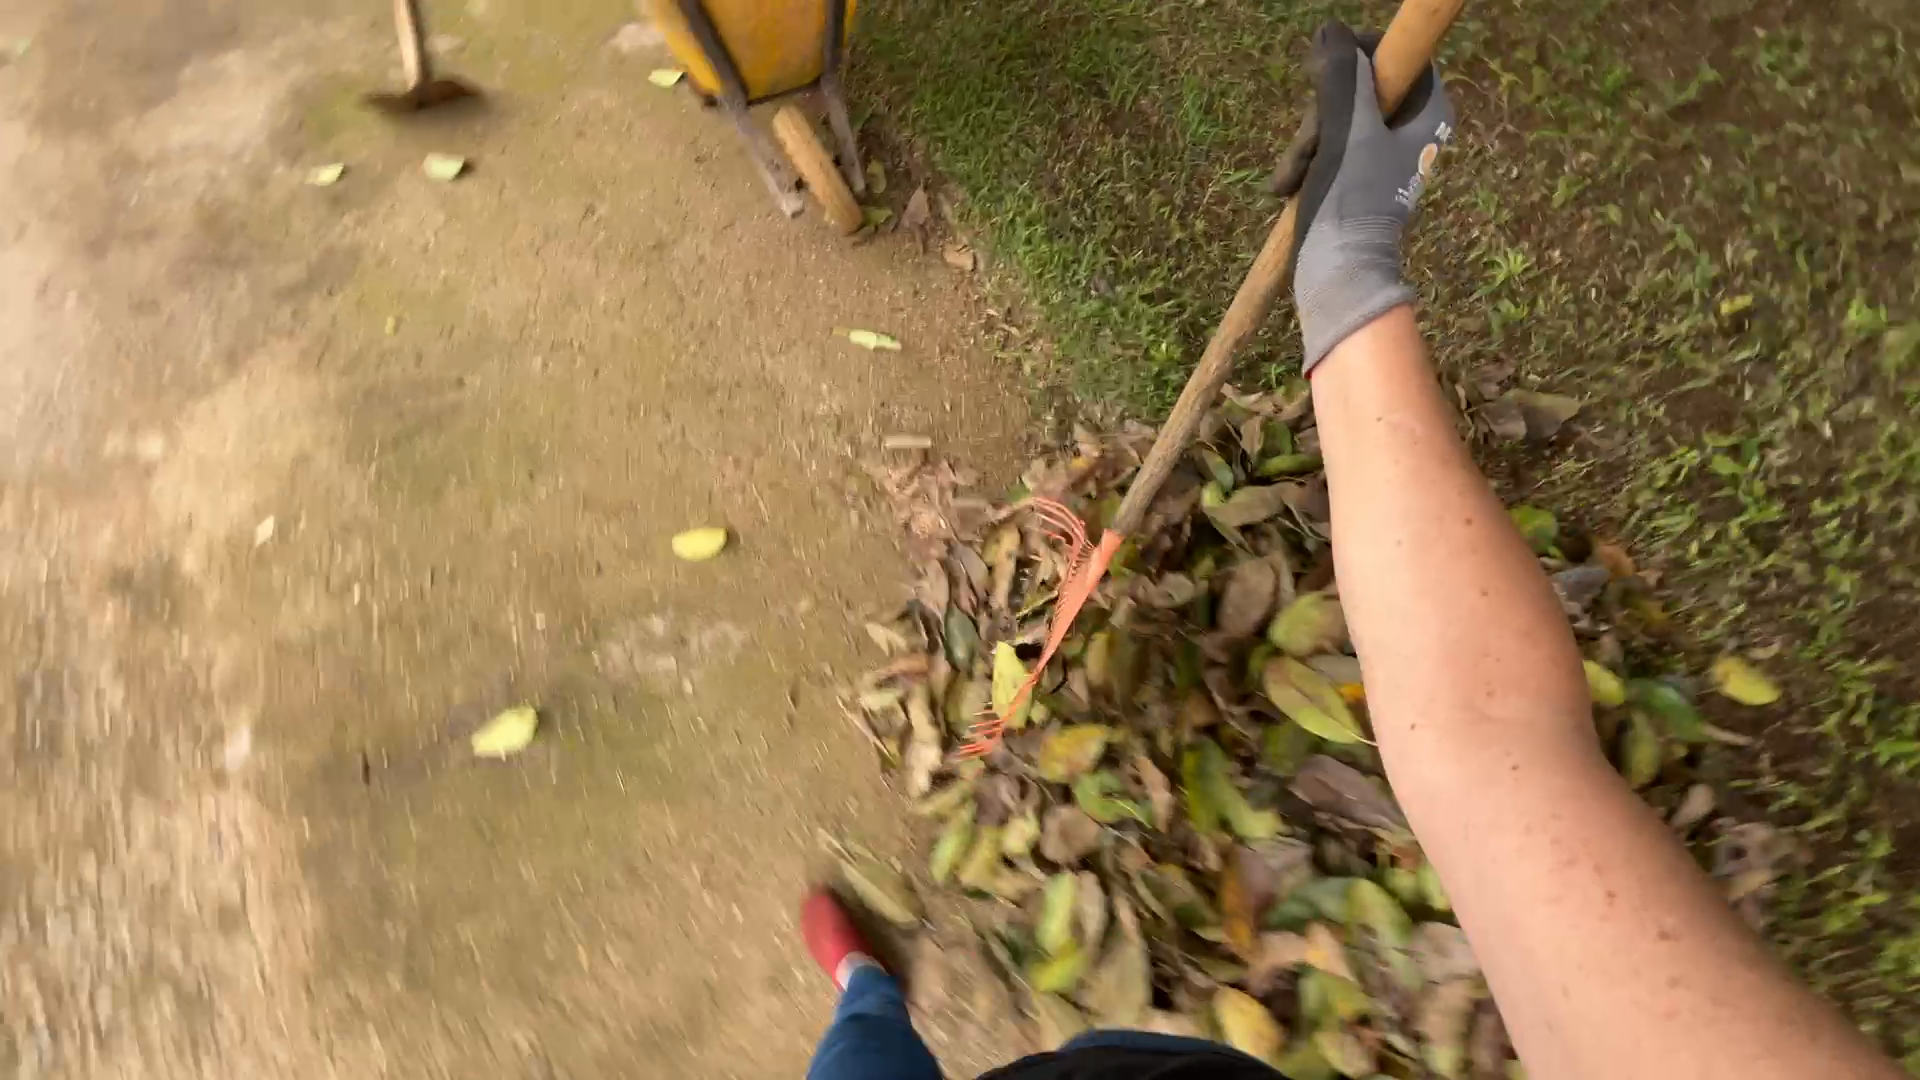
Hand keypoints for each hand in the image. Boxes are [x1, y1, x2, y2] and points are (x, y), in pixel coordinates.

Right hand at [1269, 21, 1454, 372]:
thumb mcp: (1344, 134)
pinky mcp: (1355, 184)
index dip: (1354, 58)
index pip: (1395, 55)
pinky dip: (1305, 169)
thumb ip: (1340, 78)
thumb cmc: (1349, 206)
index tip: (1322, 79)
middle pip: (1357, 93)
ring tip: (1287, 184)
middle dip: (1318, 120)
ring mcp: (1380, 160)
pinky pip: (1326, 156)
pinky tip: (1289, 191)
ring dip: (1303, 149)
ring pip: (1334, 126)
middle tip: (1304, 152)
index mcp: (1426, 112)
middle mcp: (1409, 132)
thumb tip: (1328, 30)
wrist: (1338, 277)